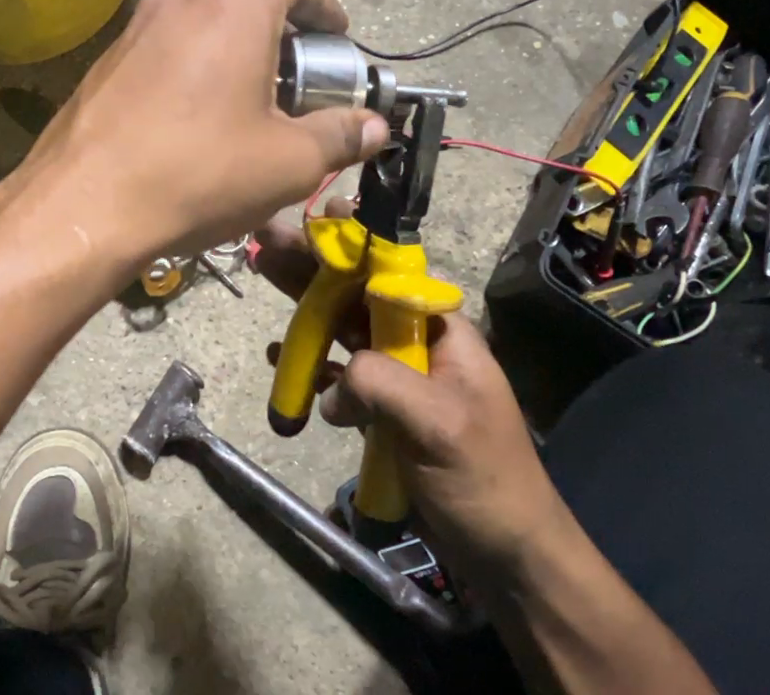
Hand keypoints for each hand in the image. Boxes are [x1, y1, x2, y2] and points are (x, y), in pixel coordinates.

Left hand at [2, 0, 388, 267]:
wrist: (84, 206)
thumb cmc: (199, 173)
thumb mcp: (288, 162)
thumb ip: (340, 135)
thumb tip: (374, 127)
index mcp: (232, 7)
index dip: (321, 2)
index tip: (334, 38)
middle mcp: (178, 3)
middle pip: (242, 4)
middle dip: (277, 42)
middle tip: (294, 93)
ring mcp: (132, 32)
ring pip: (198, 33)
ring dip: (229, 63)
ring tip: (242, 119)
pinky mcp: (102, 67)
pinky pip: (161, 60)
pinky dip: (188, 81)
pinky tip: (188, 133)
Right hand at [255, 202, 564, 574]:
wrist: (504, 551)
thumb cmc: (485, 479)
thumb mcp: (440, 424)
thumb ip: (384, 383)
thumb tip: (336, 376)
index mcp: (442, 332)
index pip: (393, 274)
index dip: (354, 244)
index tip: (318, 216)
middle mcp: (417, 344)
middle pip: (357, 294)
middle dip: (314, 267)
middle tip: (268, 240)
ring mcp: (399, 377)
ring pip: (343, 330)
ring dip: (304, 309)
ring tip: (264, 278)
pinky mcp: (382, 408)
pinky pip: (339, 375)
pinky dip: (311, 365)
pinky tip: (279, 359)